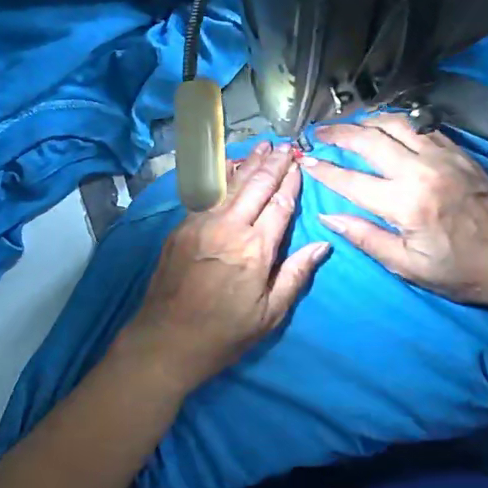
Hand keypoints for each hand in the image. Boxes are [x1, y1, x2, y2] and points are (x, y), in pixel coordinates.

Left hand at [118, 142, 331, 385]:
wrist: (166, 340)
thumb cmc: (224, 334)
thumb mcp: (270, 314)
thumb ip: (296, 275)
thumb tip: (322, 245)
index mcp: (255, 249)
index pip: (280, 204)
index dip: (291, 182)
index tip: (300, 165)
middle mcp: (228, 227)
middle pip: (256, 186)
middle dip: (273, 164)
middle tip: (286, 146)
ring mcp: (201, 224)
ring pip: (230, 185)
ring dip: (249, 163)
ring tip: (263, 146)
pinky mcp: (181, 228)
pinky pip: (207, 195)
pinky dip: (223, 178)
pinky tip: (230, 169)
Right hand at [302, 113, 487, 312]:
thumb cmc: (462, 271)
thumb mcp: (409, 267)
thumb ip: (367, 238)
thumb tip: (329, 218)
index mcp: (406, 204)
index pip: (352, 180)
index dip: (325, 170)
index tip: (305, 161)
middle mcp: (422, 171)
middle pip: (370, 139)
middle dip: (339, 133)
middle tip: (318, 132)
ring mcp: (444, 156)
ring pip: (396, 123)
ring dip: (367, 120)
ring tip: (348, 125)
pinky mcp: (459, 152)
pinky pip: (421, 126)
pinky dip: (397, 122)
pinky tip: (386, 127)